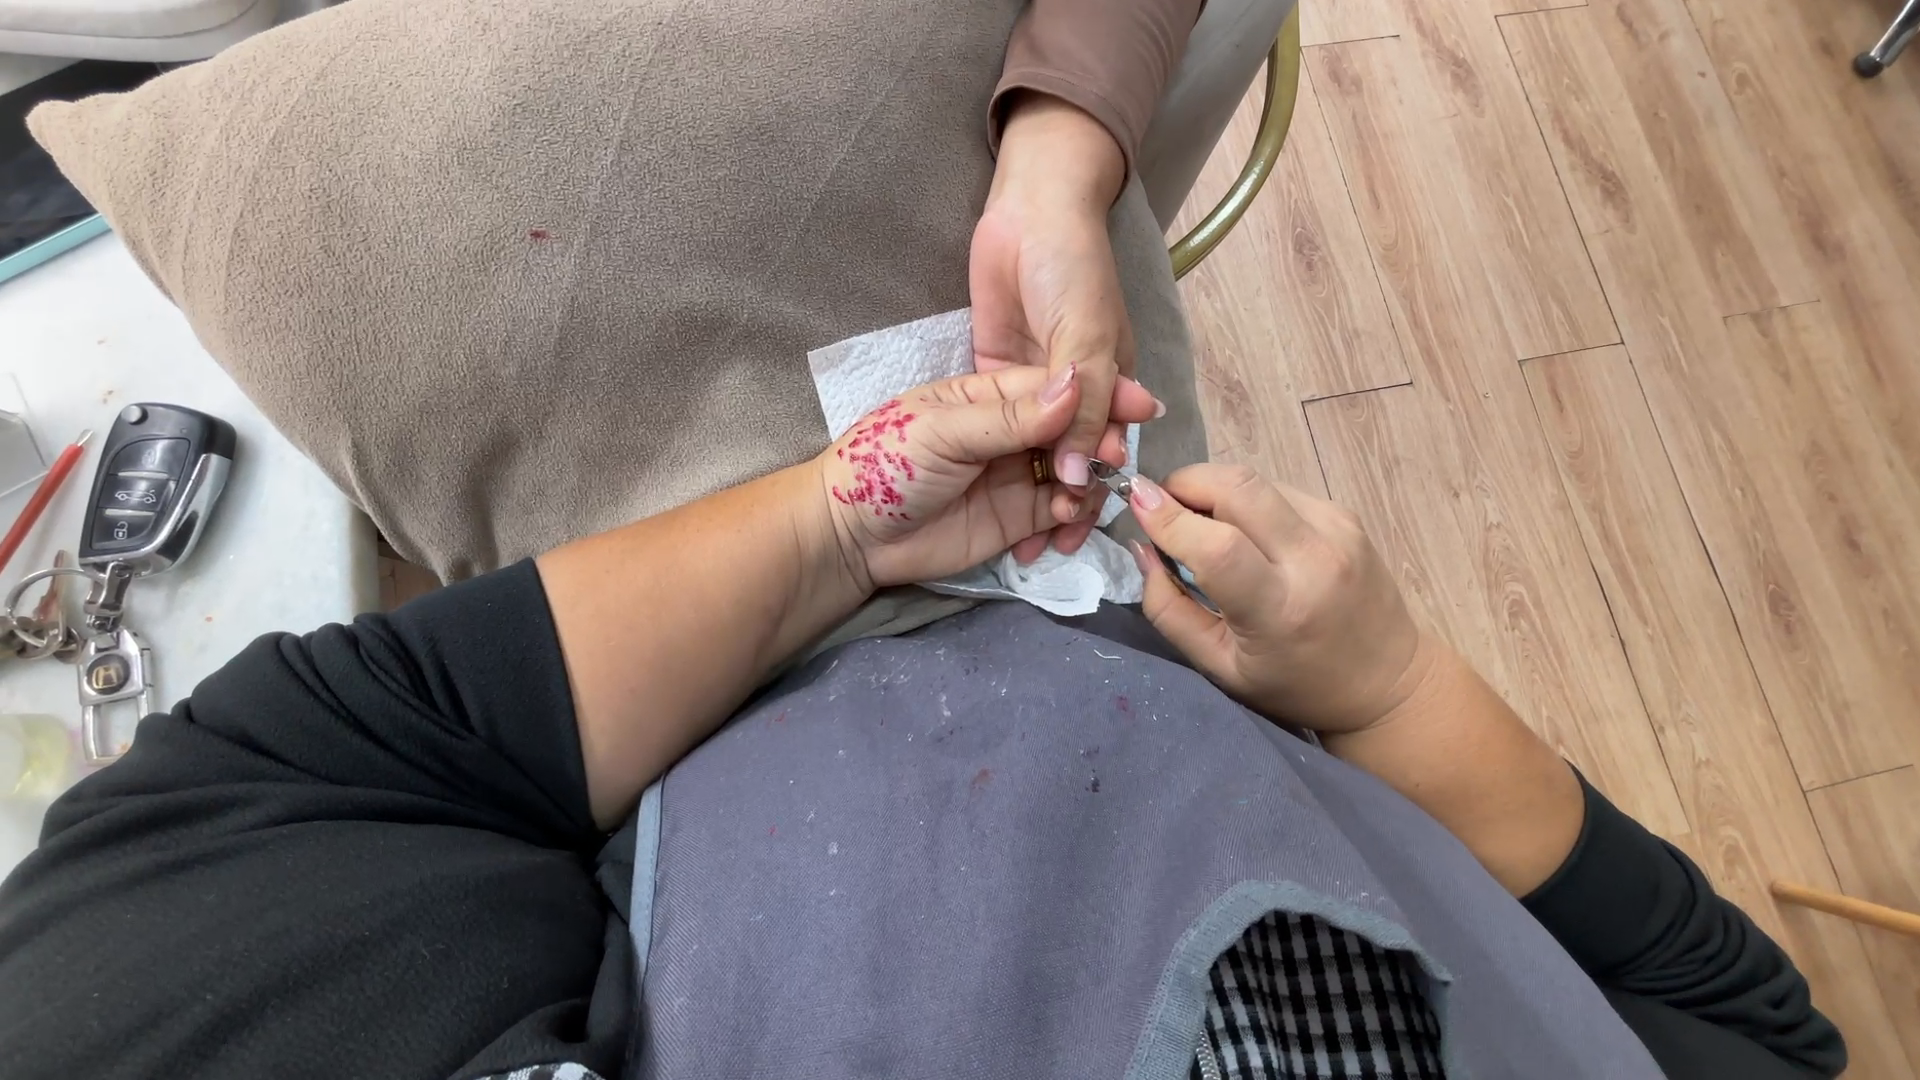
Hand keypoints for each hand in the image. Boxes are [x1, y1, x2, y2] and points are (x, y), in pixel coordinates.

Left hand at [818, 365, 1160, 590]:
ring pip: (1075, 470)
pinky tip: (1066, 520)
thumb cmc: (887, 461)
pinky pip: (1060, 509)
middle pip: (1074, 430)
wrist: (852, 532)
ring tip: (1077, 497)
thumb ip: (1009, 414)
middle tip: (1111, 460)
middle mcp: (1014, 430)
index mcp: (994, 392)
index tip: (1140, 404)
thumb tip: (1074, 388)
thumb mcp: (943, 428)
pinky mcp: (1018, 516)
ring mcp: (1018, 473)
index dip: (1098, 394)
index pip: (1058, 387)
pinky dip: (1073, 514)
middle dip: (1100, 443)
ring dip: (1089, 482)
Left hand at [971, 92, 1135, 561]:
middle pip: (1077, 462)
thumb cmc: (1067, 271)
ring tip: (1041, 544)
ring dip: (1047, 501)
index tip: (1084, 511)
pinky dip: (1016, 482)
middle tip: (1061, 539)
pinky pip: (1011, 449)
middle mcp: (1073, 399)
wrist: (1025, 214)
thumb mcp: (1083, 339)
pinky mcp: (996, 398)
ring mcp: (1032, 400)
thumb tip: (1082, 470)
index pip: (1107, 446)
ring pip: (1045, 462)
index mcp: (1107, 385)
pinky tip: (1016, 519)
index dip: (1098, 481)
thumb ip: (1082, 404)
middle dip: (1075, 501)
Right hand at [1126, 464, 1438, 732]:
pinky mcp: (1345, 516)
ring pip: (1254, 481)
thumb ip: (1168, 608)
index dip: (1167, 516)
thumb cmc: (1293, 684)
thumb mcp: (1218, 665)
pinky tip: (1243, 531)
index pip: (1215, 546)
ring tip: (1200, 521)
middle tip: (1161, 503)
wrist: (1388, 683)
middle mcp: (1314, 560)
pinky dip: (1244, 501)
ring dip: (1212, 490)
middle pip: (1237, 487)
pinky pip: (1276, 490)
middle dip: (1185, 482)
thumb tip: (1142, 547)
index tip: (1134, 498)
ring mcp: (1336, 530)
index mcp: (1279, 610)